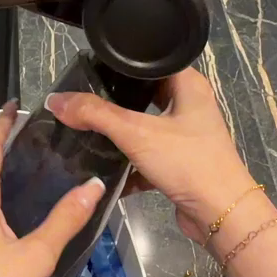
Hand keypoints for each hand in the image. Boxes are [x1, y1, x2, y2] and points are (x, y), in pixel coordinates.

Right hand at [45, 68, 255, 241]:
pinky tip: (100, 168)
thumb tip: (55, 100)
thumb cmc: (187, 162)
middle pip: (141, 96)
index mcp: (187, 84)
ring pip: (141, 128)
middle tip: (78, 103)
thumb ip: (95, 115)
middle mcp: (188, 104)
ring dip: (116, 135)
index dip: (117, 65)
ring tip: (82, 132)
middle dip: (110, 103)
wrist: (220, 214)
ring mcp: (184, 135)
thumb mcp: (137, 133)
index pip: (147, 62)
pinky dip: (126, 163)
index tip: (84, 71)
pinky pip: (144, 156)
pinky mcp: (178, 163)